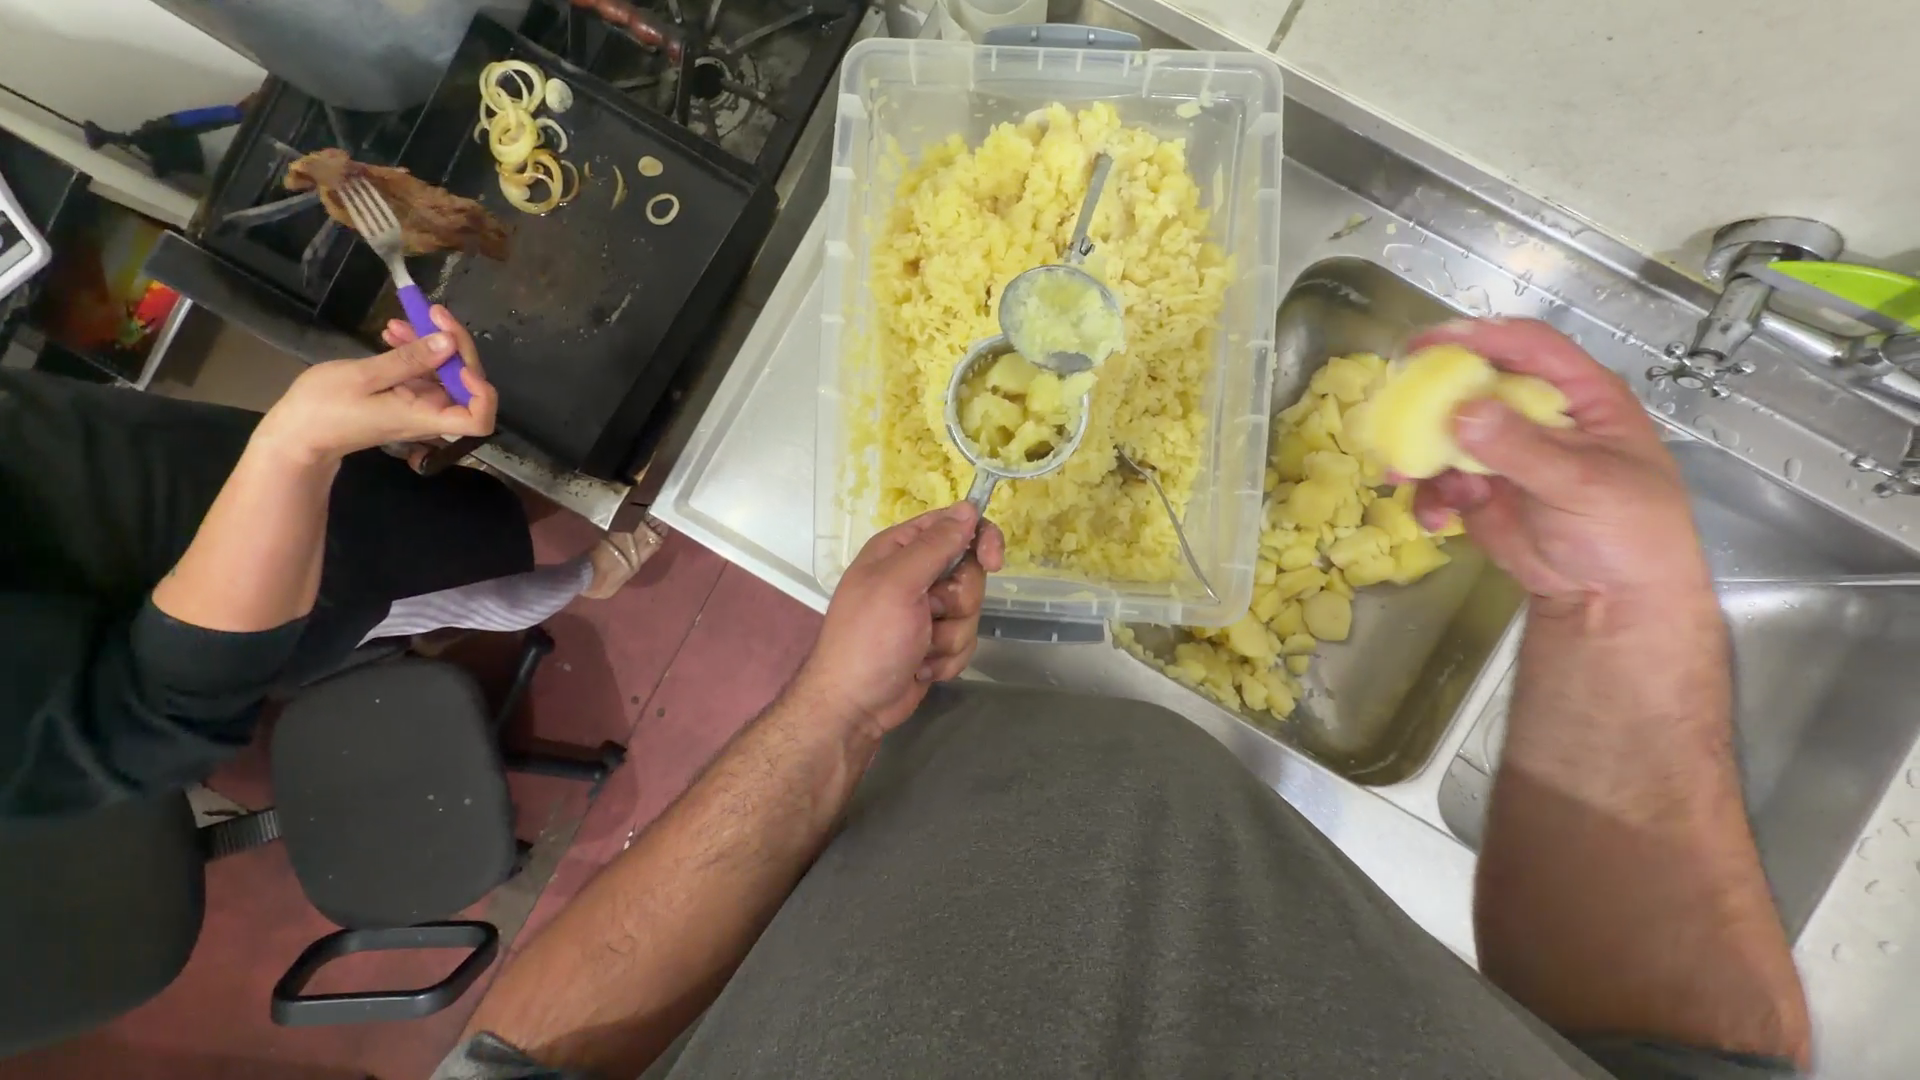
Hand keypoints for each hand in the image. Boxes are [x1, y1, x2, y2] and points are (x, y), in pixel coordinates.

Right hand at [254, 305, 496, 463]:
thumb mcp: (363, 377)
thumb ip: (409, 361)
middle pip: (468, 384)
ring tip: (400, 321)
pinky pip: (425, 372)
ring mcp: (423, 404)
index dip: (482, 392)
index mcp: (428, 417)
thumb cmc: (324, 409)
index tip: (462, 362)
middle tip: (432, 313)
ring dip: (431, 343)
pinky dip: (415, 351)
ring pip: (446, 372)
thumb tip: (448, 343)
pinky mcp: (410, 395)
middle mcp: (434, 413)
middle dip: (455, 347)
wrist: (299, 432)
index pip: (479, 419)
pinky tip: (393, 332)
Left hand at [792, 502, 1005, 738]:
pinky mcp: (935, 643)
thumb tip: (968, 509)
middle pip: (970, 572)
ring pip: (971, 611)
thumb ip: (935, 545)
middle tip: (931, 613)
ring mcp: (926, 612)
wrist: (854, 706)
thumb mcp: (899, 584)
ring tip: (919, 648)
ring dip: (950, 636)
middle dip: (959, 600)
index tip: (992, 562)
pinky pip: (965, 640)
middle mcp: (914, 575)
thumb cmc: (868, 639)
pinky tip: (921, 667)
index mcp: (899, 549)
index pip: (954, 525)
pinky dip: (947, 658)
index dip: (979, 539)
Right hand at [1408, 317, 1709, 622]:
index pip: (1527, 348)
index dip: (1479, 337)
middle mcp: (1532, 415)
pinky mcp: (1474, 487)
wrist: (1608, 597)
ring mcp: (1499, 451)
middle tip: (1391, 410)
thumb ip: (1522, 448)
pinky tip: (1437, 522)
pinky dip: (1427, 498)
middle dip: (1429, 400)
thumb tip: (1463, 411)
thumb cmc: (1626, 531)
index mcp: (1576, 396)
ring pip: (1442, 434)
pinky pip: (1435, 480)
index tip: (1427, 345)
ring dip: (1418, 455)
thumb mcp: (1583, 484)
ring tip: (1403, 477)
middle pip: (1471, 385)